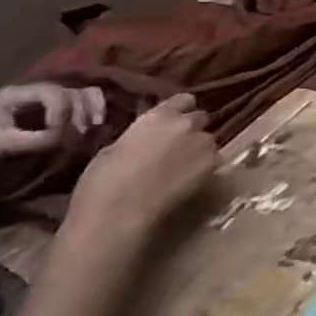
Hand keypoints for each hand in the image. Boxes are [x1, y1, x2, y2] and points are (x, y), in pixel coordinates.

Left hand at [0, 83, 105, 174]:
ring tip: (91, 129)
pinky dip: (87, 115)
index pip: (54, 93)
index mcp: (17, 93)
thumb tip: (66, 139)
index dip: (63, 112)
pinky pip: (75, 108)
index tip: (59, 135)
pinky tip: (89, 129)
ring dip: (90, 111)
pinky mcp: (44, 116)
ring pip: (80, 96)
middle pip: (73, 91)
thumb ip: (34, 140)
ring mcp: (39, 103)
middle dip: (83, 111)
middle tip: (86, 131)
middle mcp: (32, 93)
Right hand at [69, 94, 216, 235]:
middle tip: (179, 146)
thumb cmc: (102, 183)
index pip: (183, 100)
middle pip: (200, 118)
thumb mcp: (115, 148)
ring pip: (208, 141)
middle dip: (192, 129)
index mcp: (158, 117)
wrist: (118, 215)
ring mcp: (203, 144)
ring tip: (184, 167)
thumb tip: (149, 138)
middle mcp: (186, 125)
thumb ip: (140, 136)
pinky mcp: (213, 166)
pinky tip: (190, 180)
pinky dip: (205, 167)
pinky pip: (214, 161)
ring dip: (199, 149)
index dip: (181, 109)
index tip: (176, 119)